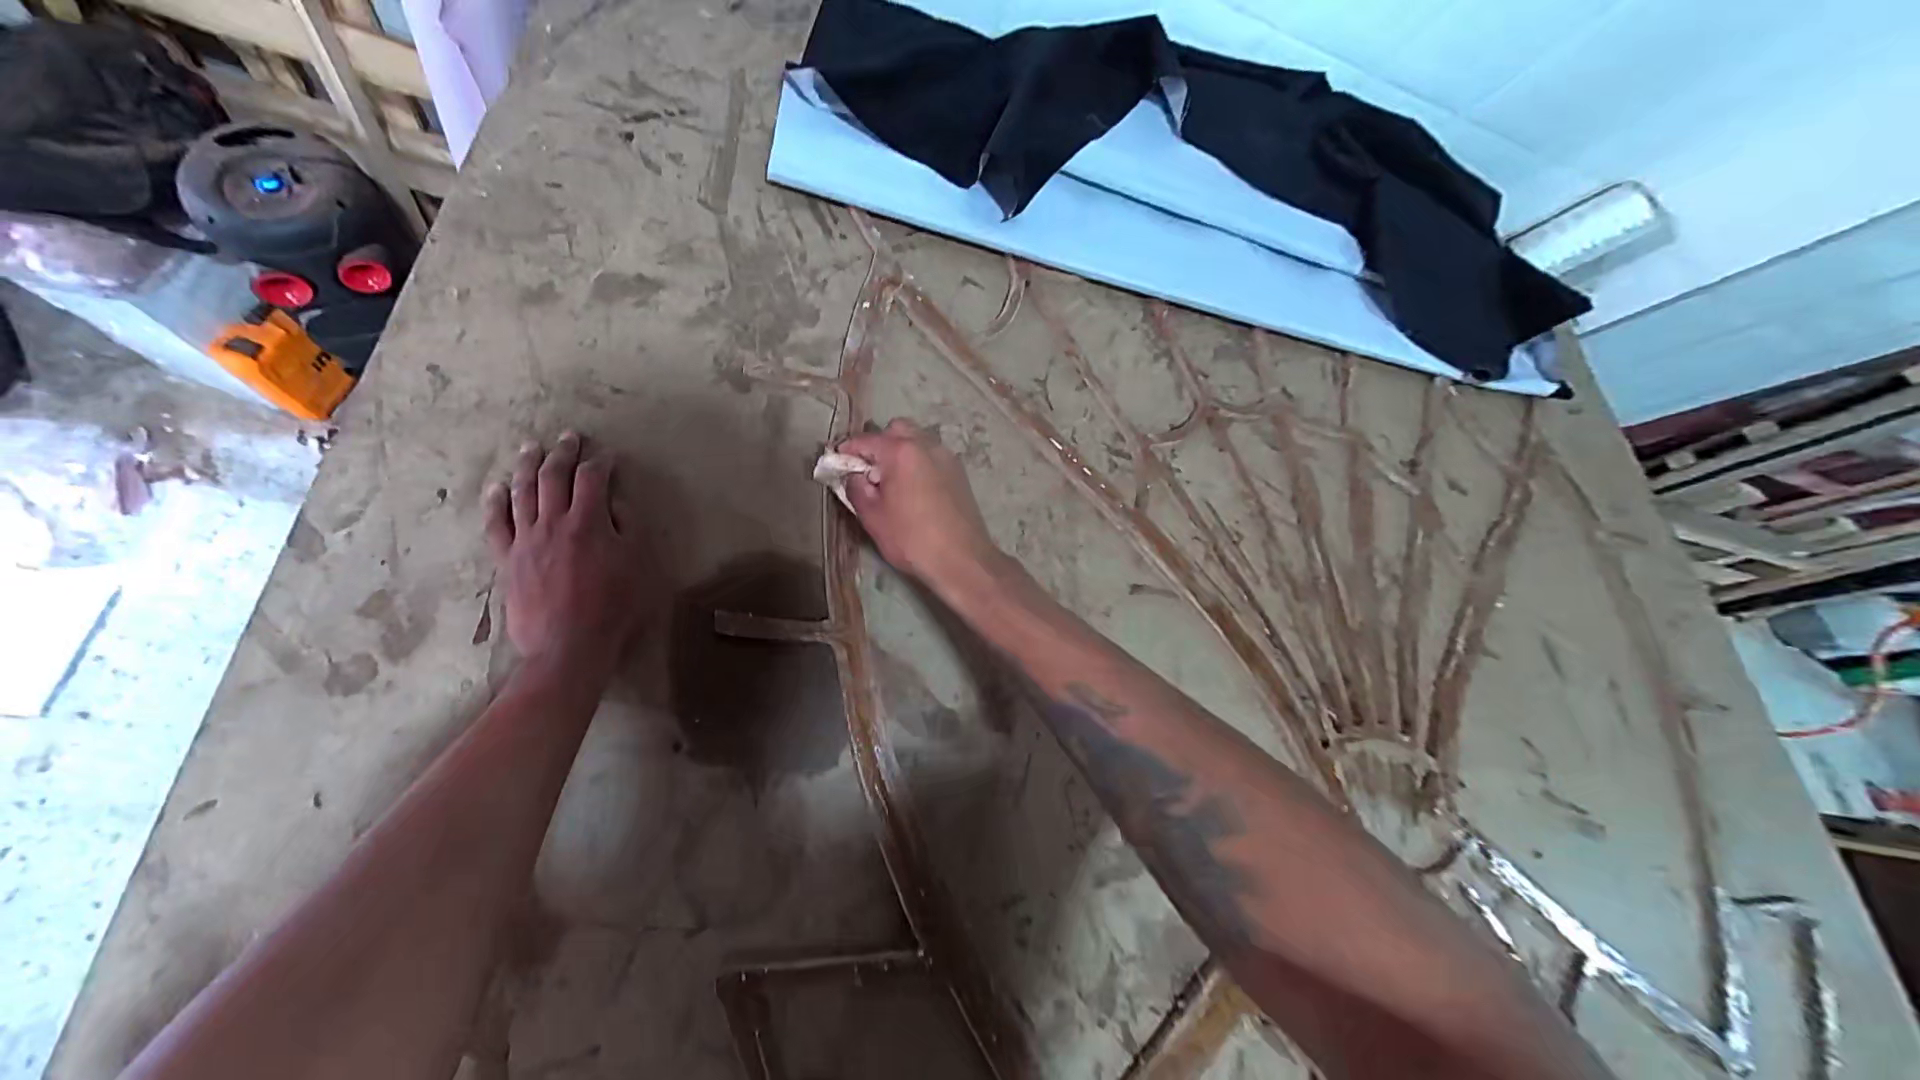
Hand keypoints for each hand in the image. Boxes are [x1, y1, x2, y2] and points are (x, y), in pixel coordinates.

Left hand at [484, 433, 649, 674]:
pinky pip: (496, 524)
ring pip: (523, 493)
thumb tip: (615, 503)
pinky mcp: (508, 561)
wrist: (568, 647)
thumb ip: (629, 529)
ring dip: (528, 467)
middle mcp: (553, 523)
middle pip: (554, 478)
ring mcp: (526, 541)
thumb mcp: (640, 566)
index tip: (609, 457)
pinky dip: (496, 503)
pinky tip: (498, 488)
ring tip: (531, 448)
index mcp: (589, 523)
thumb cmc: (614, 609)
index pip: (593, 480)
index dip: (602, 464)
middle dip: (563, 454)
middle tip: (568, 437)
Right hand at [836, 419, 1005, 595]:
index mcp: (902, 452)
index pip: (866, 440)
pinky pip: (932, 457)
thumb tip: (852, 475)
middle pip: (896, 431)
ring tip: (892, 482)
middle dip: (878, 445)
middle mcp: (927, 445)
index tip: (836, 462)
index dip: (847, 450)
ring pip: (917, 441)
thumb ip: (855, 488)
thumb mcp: (872, 517)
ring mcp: (947, 457)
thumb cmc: (912, 539)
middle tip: (868, 472)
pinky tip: (913, 490)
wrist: (962, 560)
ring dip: (900, 453)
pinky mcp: (959, 473)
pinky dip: (918, 463)